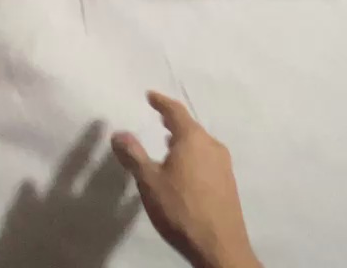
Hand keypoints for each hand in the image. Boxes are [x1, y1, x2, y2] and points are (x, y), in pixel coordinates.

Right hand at [112, 92, 261, 267]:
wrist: (220, 250)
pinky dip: (193, 154)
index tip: (150, 95)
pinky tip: (185, 168)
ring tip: (169, 142)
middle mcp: (211, 145)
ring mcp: (223, 165)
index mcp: (193, 139)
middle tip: (159, 117)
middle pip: (190, 126)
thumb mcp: (149, 182)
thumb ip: (133, 155)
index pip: (175, 111)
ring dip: (183, 139)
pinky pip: (207, 157)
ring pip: (200, 142)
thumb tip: (118, 133)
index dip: (161, 102)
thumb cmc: (182, 209)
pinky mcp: (228, 183)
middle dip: (173, 120)